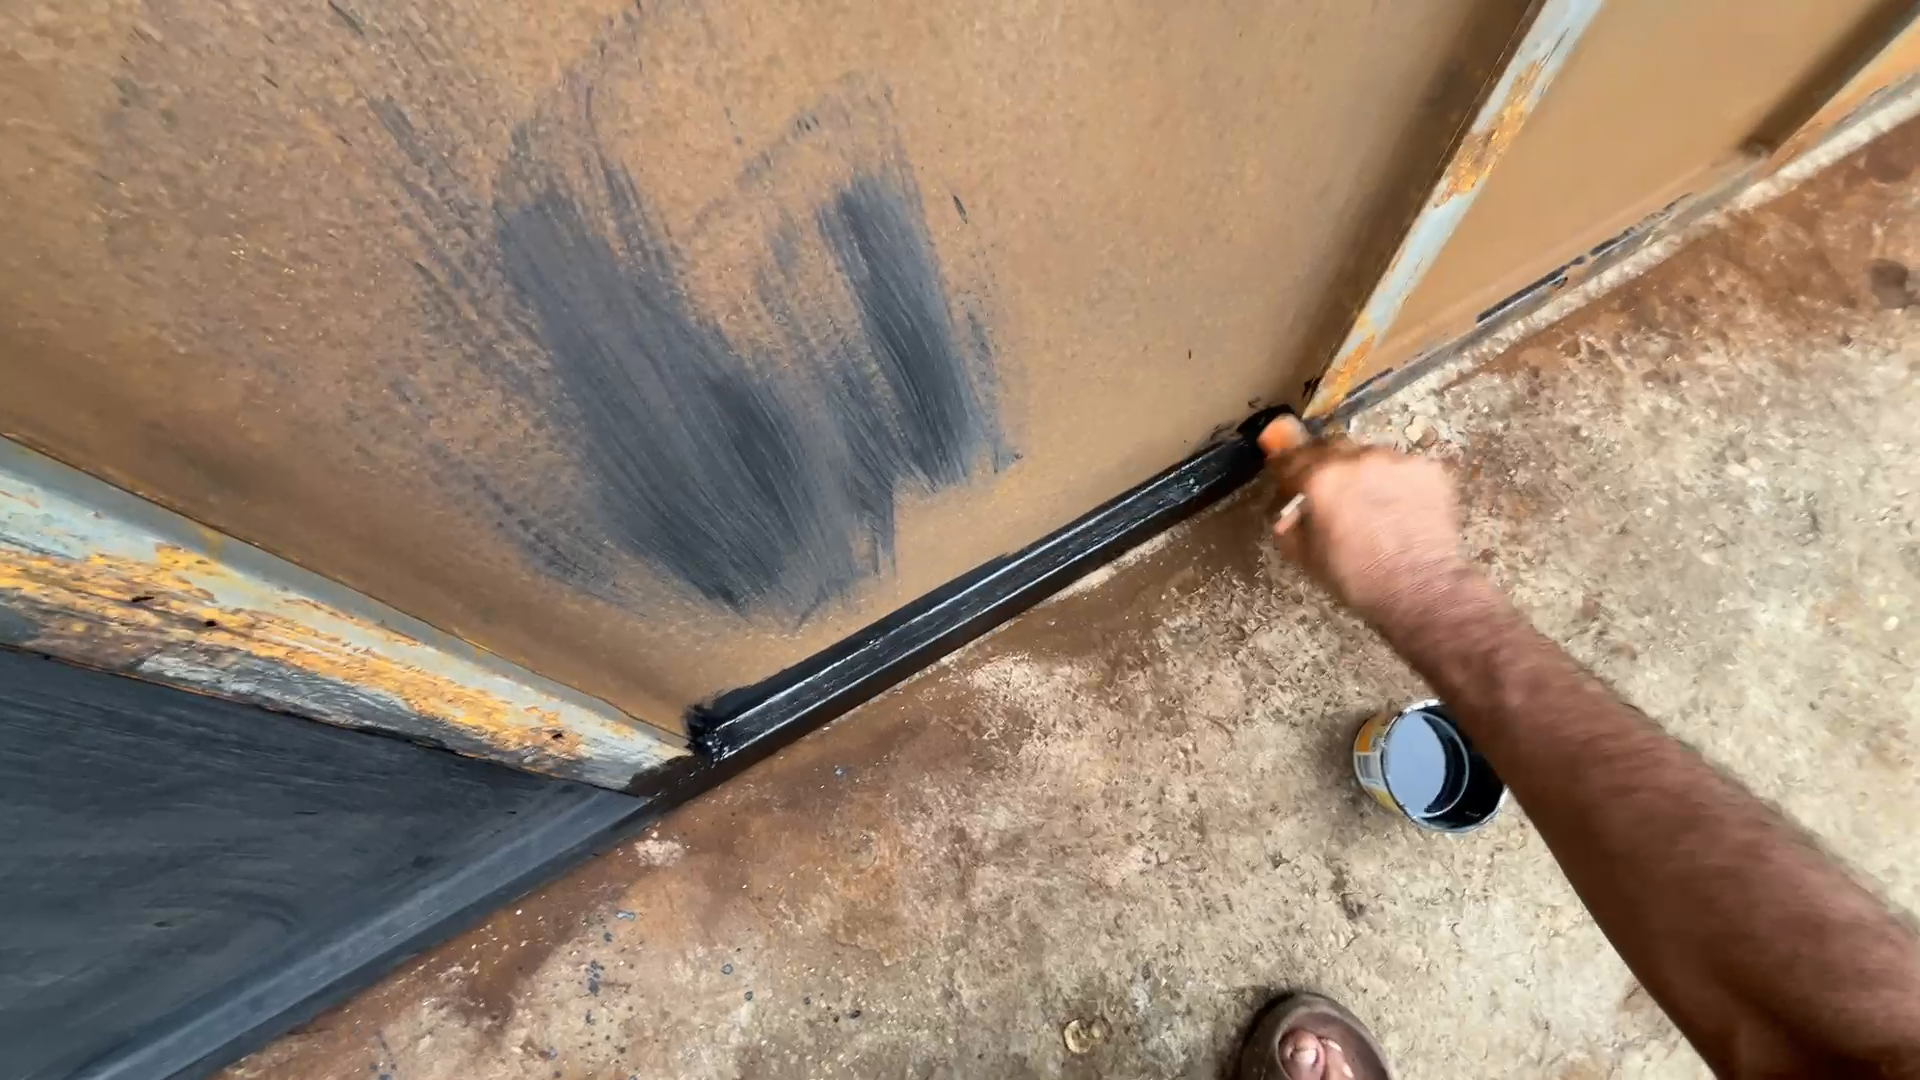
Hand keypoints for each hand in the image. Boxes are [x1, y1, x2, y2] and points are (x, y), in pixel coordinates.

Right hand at [1259, 415, 1471, 623]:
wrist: (1420, 588)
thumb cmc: (1354, 576)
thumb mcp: (1304, 554)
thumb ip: (1288, 524)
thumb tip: (1288, 514)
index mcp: (1320, 479)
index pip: (1290, 459)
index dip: (1283, 466)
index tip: (1283, 474)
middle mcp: (1357, 459)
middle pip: (1329, 448)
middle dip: (1323, 465)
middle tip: (1326, 489)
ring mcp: (1396, 461)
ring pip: (1368, 456)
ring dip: (1360, 472)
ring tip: (1367, 500)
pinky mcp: (1430, 469)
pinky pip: (1401, 467)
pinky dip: (1393, 481)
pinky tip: (1397, 506)